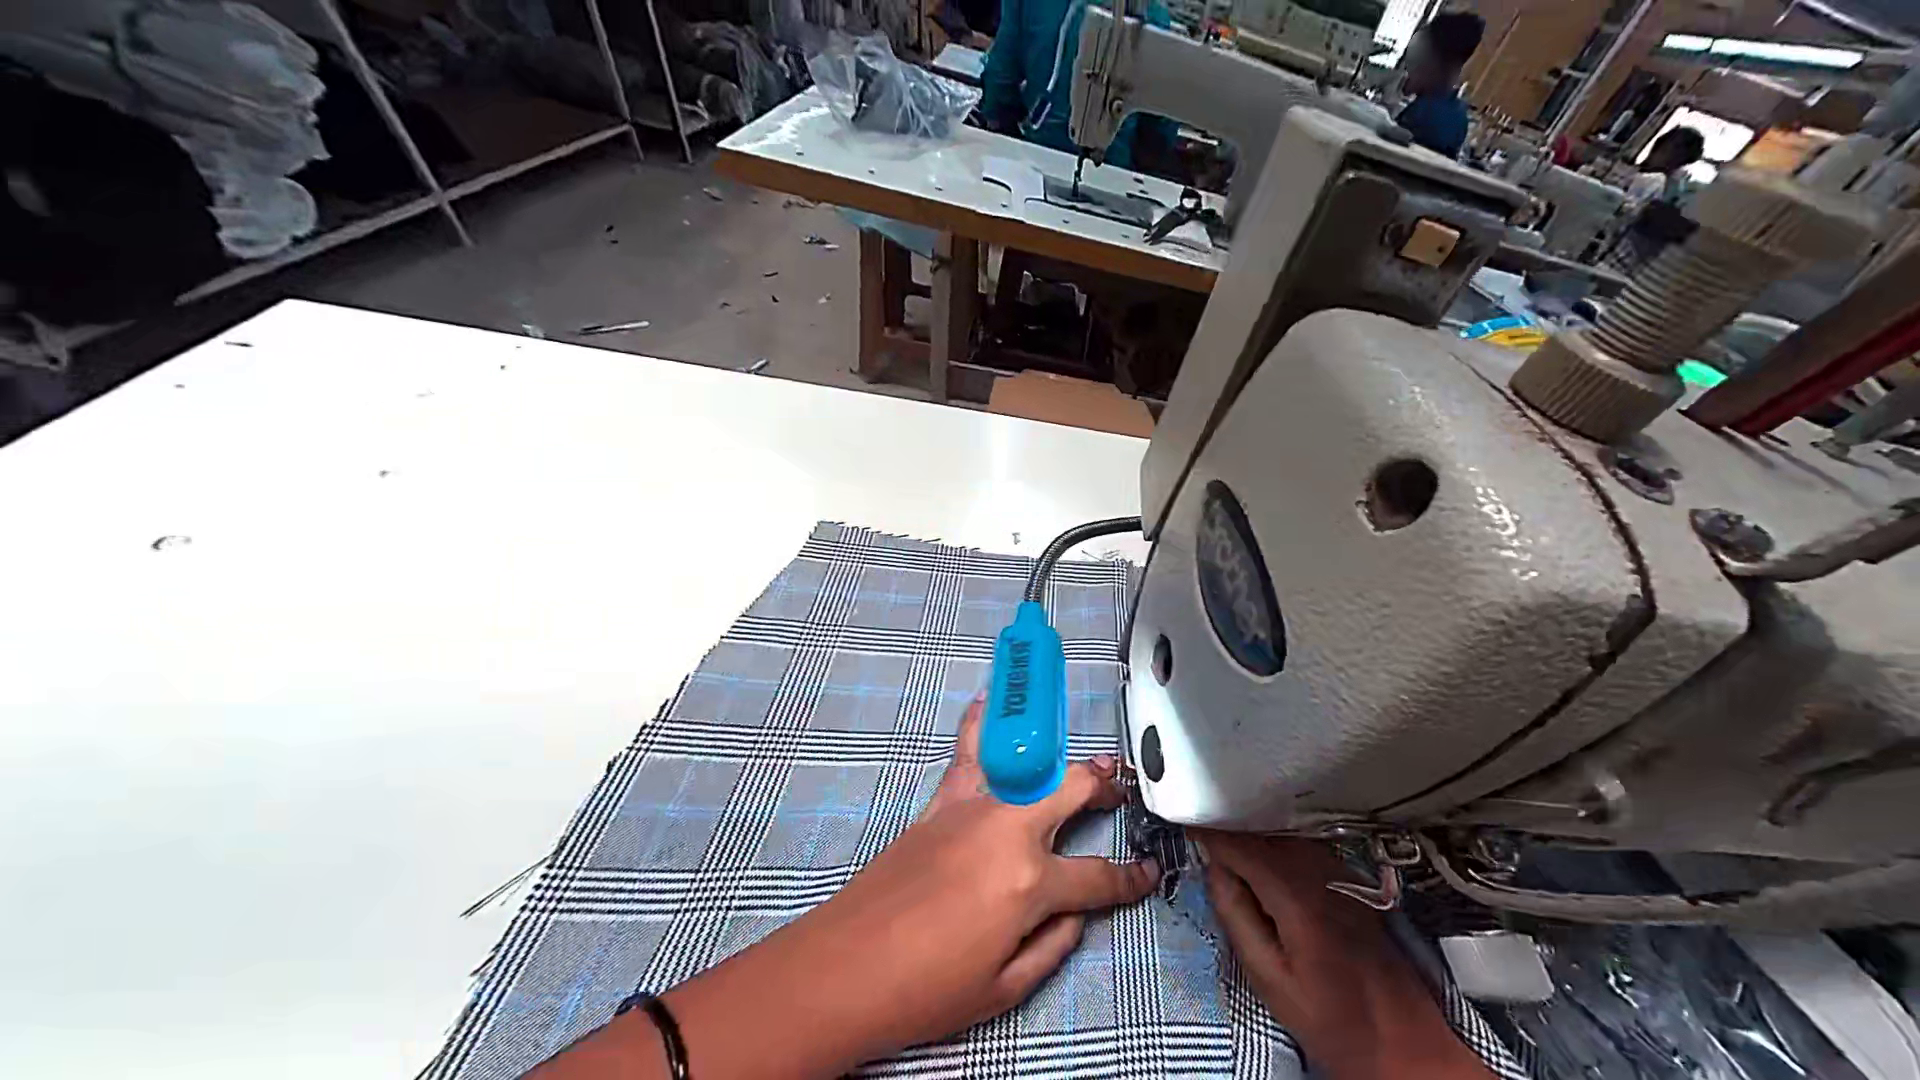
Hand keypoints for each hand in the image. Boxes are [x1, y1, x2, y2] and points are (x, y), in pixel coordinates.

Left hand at [535, 694, 1158, 1079]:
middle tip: (1126, 759)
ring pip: (1004, 742)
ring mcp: (963, 808)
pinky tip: (988, 701)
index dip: (1132, 876)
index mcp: (1026, 888)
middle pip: (1063, 784)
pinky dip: (982, 725)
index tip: (1151, 870)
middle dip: (1100, 770)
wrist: (829, 970)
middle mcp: (999, 832)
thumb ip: (1045, 944)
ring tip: (1048, 658)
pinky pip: (962, 751)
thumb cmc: (918, 999)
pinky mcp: (933, 803)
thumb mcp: (1002, 993)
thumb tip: (1069, 914)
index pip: (1100, 876)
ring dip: (1031, 709)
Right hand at [1198, 832, 1493, 1079]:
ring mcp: (1340, 874)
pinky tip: (1263, 867)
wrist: (1407, 1046)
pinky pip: (1300, 846)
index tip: (1183, 826)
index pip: (1240, 844)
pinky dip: (1274, 846)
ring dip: (1251, 837)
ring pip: (1281, 835)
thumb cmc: (1333, 1022)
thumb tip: (1214, 869)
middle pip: (1261, 832)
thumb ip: (1235, 915)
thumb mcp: (1268, 977)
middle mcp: (1321, 874)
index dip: (1208, 832)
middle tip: (1198, 842)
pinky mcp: (1350, 881)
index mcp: (1297, 896)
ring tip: (1226, 854)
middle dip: (1227, 831)